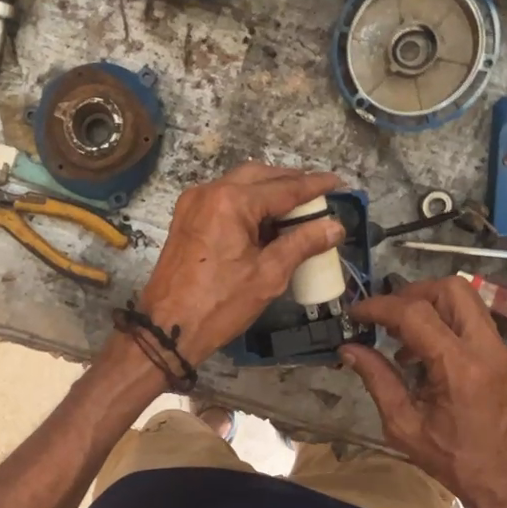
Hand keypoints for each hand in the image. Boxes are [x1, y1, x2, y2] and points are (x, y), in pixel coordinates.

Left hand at [137, 164, 344, 364]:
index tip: (339, 183)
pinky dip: (248, 205)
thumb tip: (334, 226)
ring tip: (297, 209)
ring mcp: (193, 205)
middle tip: (319, 196)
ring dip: (269, 193)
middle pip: (259, 177)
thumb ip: (302, 244)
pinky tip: (267, 222)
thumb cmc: (218, 305)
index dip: (314, 186)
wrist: (167, 330)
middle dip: (290, 184)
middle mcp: (209, 192)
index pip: (283, 187)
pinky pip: (223, 200)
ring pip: (239, 185)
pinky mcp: (186, 220)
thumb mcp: (268, 275)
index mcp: (230, 201)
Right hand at [339, 278, 506, 507]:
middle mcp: (486, 347)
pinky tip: (421, 354)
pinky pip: (472, 321)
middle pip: (450, 289)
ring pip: (465, 299)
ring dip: (429, 306)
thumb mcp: (404, 426)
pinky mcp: (503, 357)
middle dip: (411, 294)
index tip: (355, 314)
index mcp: (459, 367)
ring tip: (400, 336)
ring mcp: (500, 349)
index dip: (380, 307)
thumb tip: (349, 349)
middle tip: (384, 317)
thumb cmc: (454, 461)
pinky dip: (444, 322)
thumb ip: (377, 381)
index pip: (415, 314)